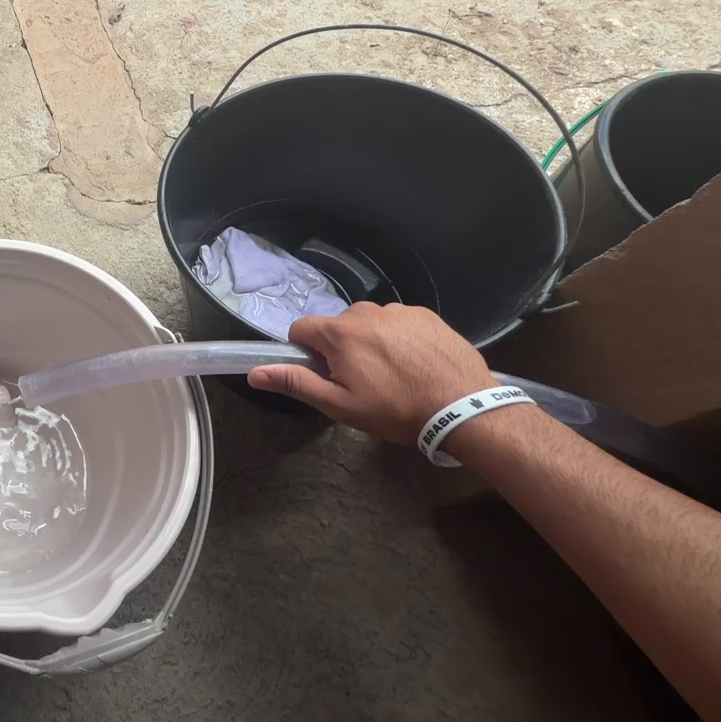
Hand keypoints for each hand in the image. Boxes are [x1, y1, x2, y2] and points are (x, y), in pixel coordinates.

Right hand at [247, 302, 495, 444]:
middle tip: (360, 379)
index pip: (301, 328)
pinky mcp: (427, 315)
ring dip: (368, 339)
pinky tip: (414, 362)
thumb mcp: (339, 405)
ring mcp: (400, 311)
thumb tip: (255, 372)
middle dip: (339, 346)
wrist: (465, 409)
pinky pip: (398, 321)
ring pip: (367, 321)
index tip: (325, 373)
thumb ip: (295, 383)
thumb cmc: (395, 410)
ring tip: (391, 371)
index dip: (305, 352)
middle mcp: (366, 312)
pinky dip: (397, 336)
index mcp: (339, 333)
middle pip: (336, 325)